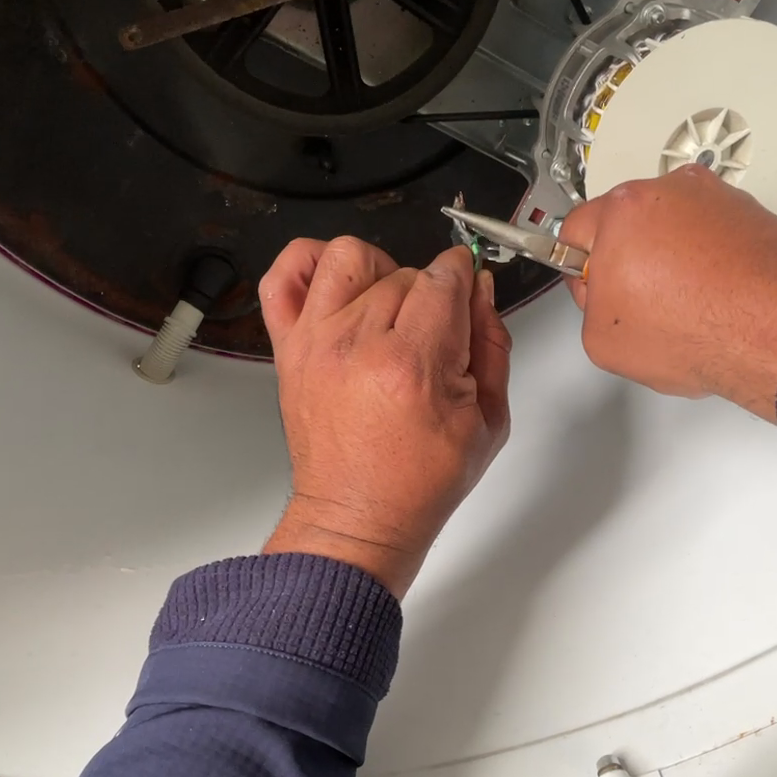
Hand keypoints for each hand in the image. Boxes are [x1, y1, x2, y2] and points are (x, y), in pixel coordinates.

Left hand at [257, 237, 511, 597]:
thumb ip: (492, 346)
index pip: (444, 279)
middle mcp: (358, 346)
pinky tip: (336, 292)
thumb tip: (482, 291)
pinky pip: (283, 278)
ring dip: (377, 273)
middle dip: (429, 296)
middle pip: (404, 272)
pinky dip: (306, 266)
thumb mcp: (488, 422)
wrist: (357, 519)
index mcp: (414, 366)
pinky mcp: (290, 350)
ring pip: (348, 257)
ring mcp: (316, 343)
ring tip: (387, 310)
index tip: (466, 293)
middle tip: (433, 338)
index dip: (464, 279)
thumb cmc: (418, 483)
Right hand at [559, 164, 776, 421]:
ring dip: (669, 260)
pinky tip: (713, 301)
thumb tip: (604, 298)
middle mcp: (671, 190)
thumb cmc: (694, 330)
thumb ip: (589, 306)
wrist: (776, 333)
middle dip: (627, 261)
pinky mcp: (752, 214)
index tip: (591, 287)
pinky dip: (708, 263)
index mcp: (623, 208)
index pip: (576, 230)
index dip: (580, 267)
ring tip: (683, 308)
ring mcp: (716, 198)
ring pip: (672, 228)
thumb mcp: (601, 340)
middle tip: (637, 305)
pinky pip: (712, 236)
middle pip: (627, 224)